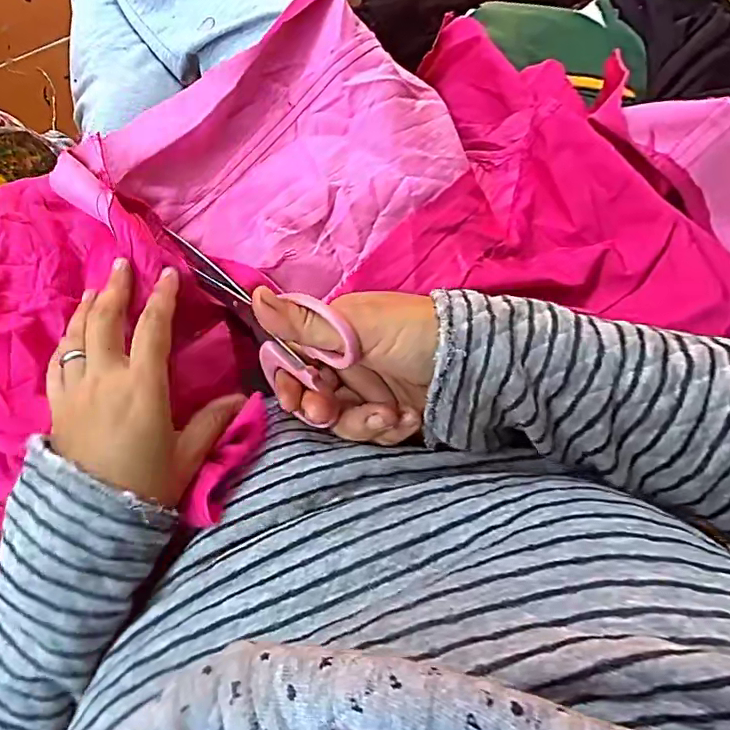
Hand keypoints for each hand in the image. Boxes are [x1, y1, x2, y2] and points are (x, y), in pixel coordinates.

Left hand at [48, 259, 247, 506]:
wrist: (89, 523)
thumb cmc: (145, 487)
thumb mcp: (187, 456)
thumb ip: (213, 422)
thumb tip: (242, 399)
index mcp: (141, 386)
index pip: (152, 329)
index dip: (162, 299)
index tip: (168, 275)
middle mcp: (104, 378)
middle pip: (106, 321)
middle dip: (114, 289)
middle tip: (121, 265)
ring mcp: (75, 390)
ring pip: (76, 336)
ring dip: (86, 309)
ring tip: (94, 290)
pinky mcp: (56, 406)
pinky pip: (57, 363)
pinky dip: (65, 341)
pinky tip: (71, 335)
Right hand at [252, 287, 438, 444]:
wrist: (474, 360)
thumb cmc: (412, 333)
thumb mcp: (355, 327)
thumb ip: (303, 323)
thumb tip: (255, 297)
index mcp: (333, 336)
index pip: (295, 364)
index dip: (290, 385)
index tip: (295, 400)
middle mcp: (346, 363)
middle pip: (315, 398)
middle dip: (323, 410)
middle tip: (331, 413)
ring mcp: (369, 391)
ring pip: (342, 421)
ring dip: (362, 422)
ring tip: (391, 414)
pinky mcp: (391, 414)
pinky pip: (372, 432)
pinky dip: (389, 429)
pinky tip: (410, 418)